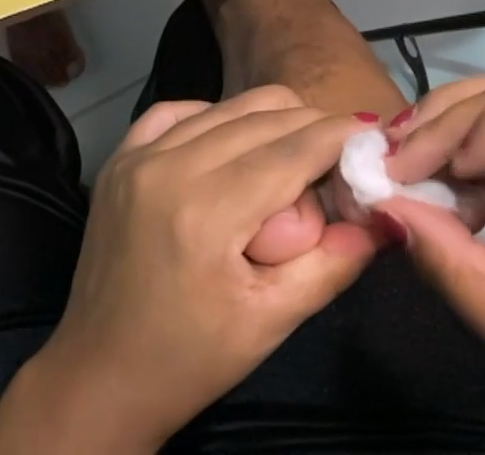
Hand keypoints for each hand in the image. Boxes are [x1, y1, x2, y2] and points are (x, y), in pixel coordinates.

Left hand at [0, 87, 377, 452]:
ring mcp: (135, 158)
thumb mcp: (271, 322)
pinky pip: (174, 113)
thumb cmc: (189, 360)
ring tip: (295, 152)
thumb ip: (332, 264)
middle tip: (338, 158)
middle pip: (261, 117)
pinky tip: (232, 141)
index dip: (338, 133)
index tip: (373, 131)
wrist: (99, 376)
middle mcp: (167, 166)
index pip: (291, 149)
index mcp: (206, 211)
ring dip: (268, 120)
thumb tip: (386, 217)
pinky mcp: (118, 160)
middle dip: (311, 127)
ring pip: (222, 107)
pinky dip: (213, 116)